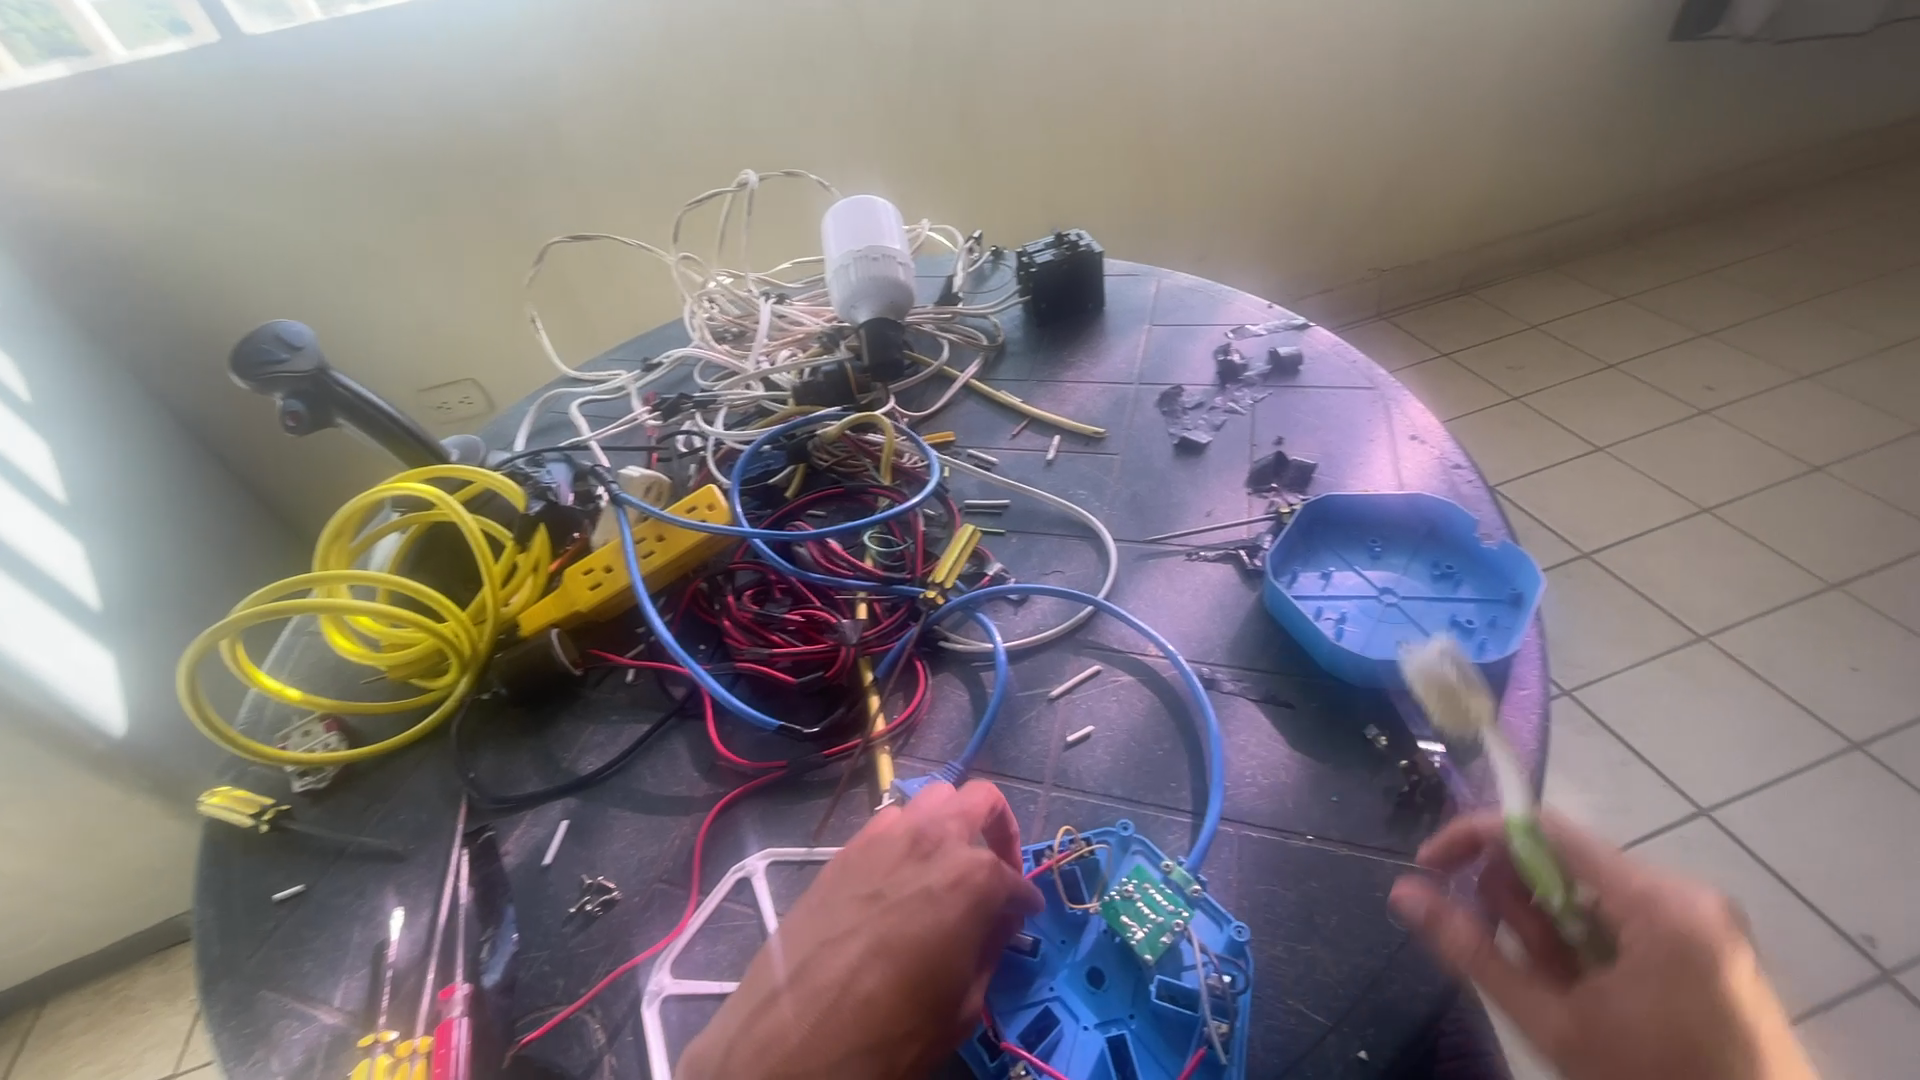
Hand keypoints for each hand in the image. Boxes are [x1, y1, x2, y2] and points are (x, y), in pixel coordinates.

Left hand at [677, 780, 1043, 1079]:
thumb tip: (1000, 919)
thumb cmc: (892, 1030)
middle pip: (980, 799)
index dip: (1024, 900)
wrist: (793, 1038)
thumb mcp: (963, 1004)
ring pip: (933, 798)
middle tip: (997, 869)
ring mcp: (885, 836)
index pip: (1015, 878)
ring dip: (951, 822)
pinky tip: (902, 874)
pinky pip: (890, 821)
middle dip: (1000, 828)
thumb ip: (990, 947)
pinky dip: (908, 835)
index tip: (1024, 915)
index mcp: (972, 876)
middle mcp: (932, 839)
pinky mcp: (847, 847)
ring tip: (948, 864)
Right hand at [1390, 811, 1816, 1079]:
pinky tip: (1587, 989)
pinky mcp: (1706, 935)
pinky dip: (1581, 940)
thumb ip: (1471, 950)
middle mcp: (1684, 892)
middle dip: (1521, 906)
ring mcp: (1700, 914)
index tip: (1429, 867)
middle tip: (1522, 967)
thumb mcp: (1552, 1022)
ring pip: (1582, 888)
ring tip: (1561, 991)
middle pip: (1559, 861)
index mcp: (1656, 904)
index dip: (1473, 836)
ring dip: (1549, 930)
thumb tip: (1403, 891)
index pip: (1540, 828)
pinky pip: (1613, 909)